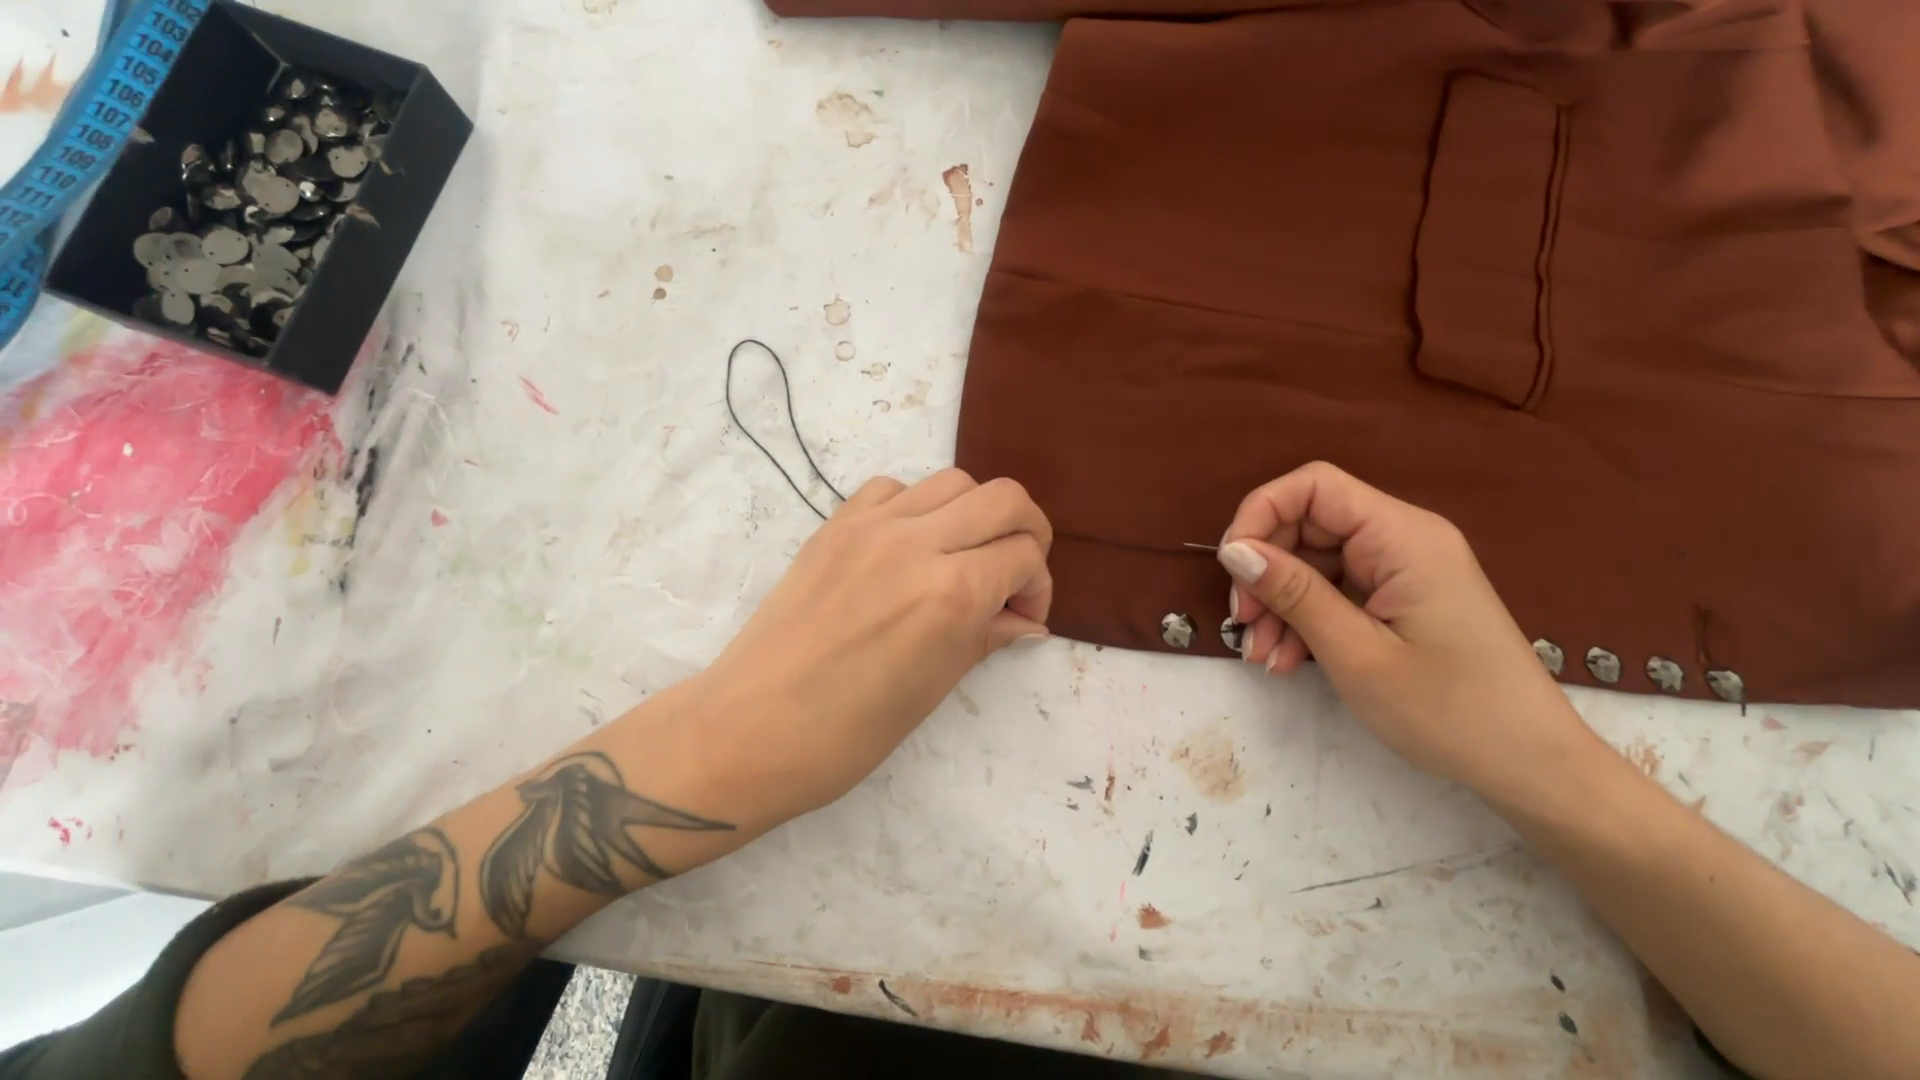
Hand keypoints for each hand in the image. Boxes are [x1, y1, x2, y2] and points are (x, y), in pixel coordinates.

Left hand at [698, 470, 1052, 822]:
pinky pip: (893, 489)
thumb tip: (1027, 621)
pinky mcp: (834, 525)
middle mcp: (916, 543)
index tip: (1024, 617)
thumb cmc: (849, 732)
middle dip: (1027, 532)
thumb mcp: (934, 688)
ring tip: (964, 558)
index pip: (1024, 556)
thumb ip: (987, 637)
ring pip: (953, 482)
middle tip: (1015, 574)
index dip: (1038, 587)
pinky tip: (911, 547)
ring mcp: (870, 526)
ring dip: (975, 514)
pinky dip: (918, 507)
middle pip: (1003, 498)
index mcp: (950, 593)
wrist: (752, 727)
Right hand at [1218, 462, 1603, 803]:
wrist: (1529, 765)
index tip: (1232, 567)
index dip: (1261, 513)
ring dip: (1279, 603)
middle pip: (1309, 524)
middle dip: (1265, 569)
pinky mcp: (1402, 598)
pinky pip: (1337, 591)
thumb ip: (1293, 594)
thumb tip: (1233, 550)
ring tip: (1261, 656)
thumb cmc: (1447, 710)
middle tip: (1241, 624)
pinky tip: (1287, 661)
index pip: (1314, 486)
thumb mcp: (1356, 653)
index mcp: (1403, 537)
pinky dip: (1305, 620)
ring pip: (1316, 563)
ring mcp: (1404, 569)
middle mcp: (1404, 539)